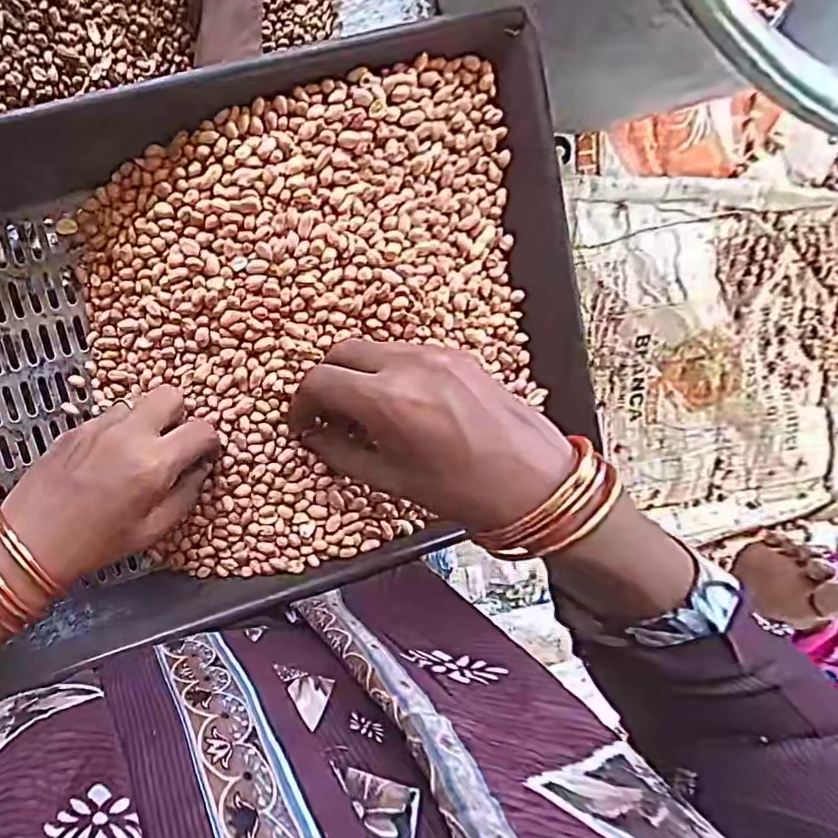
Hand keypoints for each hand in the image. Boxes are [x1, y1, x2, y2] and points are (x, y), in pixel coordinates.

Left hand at [0, 386, 220, 583]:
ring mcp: (99, 426)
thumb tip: (200, 470)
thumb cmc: (94, 544)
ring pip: (137, 403)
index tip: (204, 452)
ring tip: (136, 453)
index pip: (201, 429)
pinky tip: (108, 459)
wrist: (32, 540)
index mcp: (153, 464)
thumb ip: (185, 495)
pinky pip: (109, 416)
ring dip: (146, 422)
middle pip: (170, 395)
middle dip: (179, 415)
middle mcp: (129, 435)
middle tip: (173, 443)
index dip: (209, 441)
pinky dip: (118, 430)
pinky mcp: (76, 428)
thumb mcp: (152, 531)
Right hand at [286, 339, 572, 532]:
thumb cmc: (463, 490)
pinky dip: (386, 371)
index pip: (319, 380)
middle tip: (325, 414)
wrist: (536, 483)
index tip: (302, 422)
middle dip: (324, 381)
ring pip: (372, 348)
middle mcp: (409, 365)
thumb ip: (339, 452)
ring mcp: (436, 355)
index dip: (301, 403)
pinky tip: (396, 403)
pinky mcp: (457, 355)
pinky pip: (404, 352)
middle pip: (340, 352)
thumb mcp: (388, 478)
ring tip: (362, 412)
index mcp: (387, 400)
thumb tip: (313, 437)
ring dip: (355, 374)